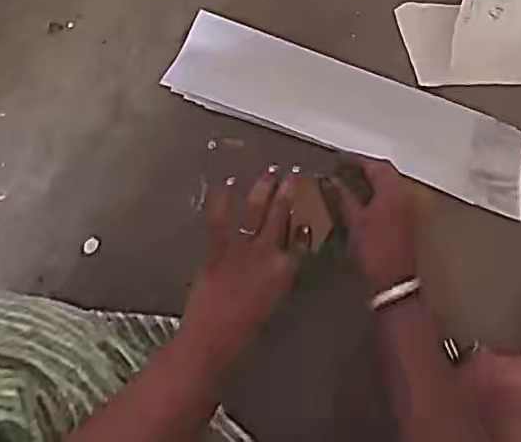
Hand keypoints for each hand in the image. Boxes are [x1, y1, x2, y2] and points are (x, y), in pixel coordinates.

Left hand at [178, 170, 307, 370]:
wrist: (210, 347)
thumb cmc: (242, 336)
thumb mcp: (271, 304)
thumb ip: (275, 278)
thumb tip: (276, 263)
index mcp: (286, 272)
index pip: (302, 239)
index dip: (306, 219)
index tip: (310, 203)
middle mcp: (270, 255)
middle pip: (283, 215)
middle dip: (288, 192)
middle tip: (292, 175)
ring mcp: (244, 249)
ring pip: (258, 210)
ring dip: (263, 188)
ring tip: (268, 173)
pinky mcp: (220, 250)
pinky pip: (221, 219)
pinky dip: (222, 200)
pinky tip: (224, 184)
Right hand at [331, 158, 422, 291]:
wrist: (393, 282)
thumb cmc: (372, 250)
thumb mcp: (354, 221)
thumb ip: (344, 197)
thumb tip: (333, 181)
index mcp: (391, 189)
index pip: (374, 165)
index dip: (355, 160)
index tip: (339, 159)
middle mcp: (403, 192)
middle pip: (385, 170)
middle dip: (365, 166)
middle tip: (345, 168)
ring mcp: (408, 204)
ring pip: (390, 181)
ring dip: (373, 178)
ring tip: (351, 179)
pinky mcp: (409, 216)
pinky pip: (394, 193)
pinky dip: (379, 189)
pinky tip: (365, 196)